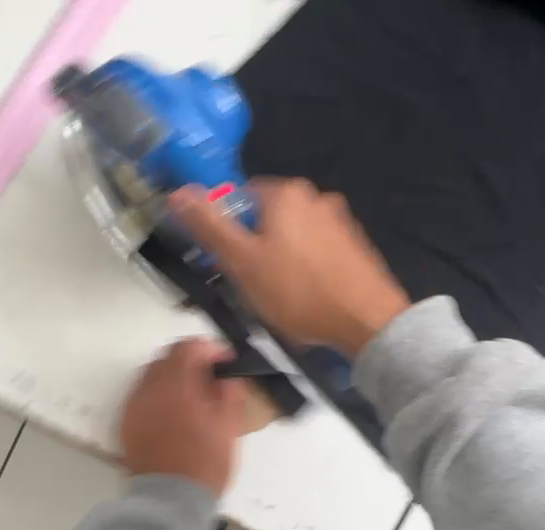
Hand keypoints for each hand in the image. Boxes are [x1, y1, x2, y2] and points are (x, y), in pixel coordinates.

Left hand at [120, 338, 251, 493]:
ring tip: (192, 398)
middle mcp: (148, 389)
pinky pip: (142, 399)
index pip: (188, 348)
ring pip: (152, 378)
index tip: (226, 361)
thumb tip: (225, 378)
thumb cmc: (205, 464)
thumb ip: (229, 394)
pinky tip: (174, 416)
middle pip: (166, 359)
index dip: (211, 349)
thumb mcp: (229, 428)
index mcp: (175, 384)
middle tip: (210, 379)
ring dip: (172, 379)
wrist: (170, 500)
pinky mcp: (126, 425)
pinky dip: (158, 398)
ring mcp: (133, 407)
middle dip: (189, 362)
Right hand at [169, 178, 411, 355]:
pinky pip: (318, 258)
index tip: (232, 267)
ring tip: (284, 303)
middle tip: (255, 290)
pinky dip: (308, 276)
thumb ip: (209, 226)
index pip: (240, 201)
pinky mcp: (356, 249)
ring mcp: (341, 222)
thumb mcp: (243, 262)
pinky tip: (309, 303)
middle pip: (268, 222)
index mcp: (286, 193)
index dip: (230, 236)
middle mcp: (316, 197)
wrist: (366, 322)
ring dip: (283, 268)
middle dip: (257, 254)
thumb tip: (177, 192)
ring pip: (294, 242)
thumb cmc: (298, 292)